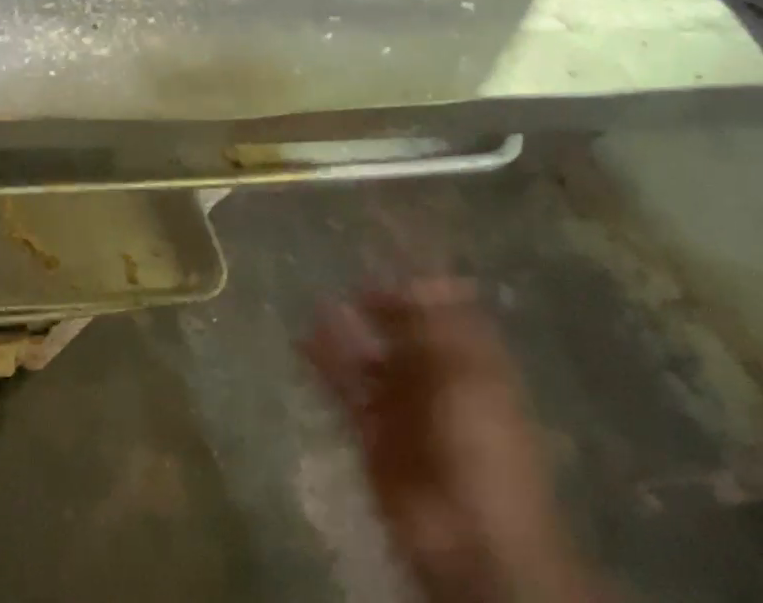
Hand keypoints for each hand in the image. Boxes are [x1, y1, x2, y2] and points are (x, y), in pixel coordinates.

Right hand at [303, 279, 599, 601]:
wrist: (464, 532)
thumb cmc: (477, 449)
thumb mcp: (467, 380)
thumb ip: (442, 329)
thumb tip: (425, 276)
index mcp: (476, 368)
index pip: (449, 315)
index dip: (421, 285)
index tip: (385, 249)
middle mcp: (439, 381)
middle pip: (406, 334)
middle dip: (379, 305)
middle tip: (343, 269)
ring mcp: (402, 405)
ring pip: (370, 357)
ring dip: (346, 330)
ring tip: (315, 298)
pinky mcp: (368, 426)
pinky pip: (343, 385)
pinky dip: (325, 360)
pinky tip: (303, 336)